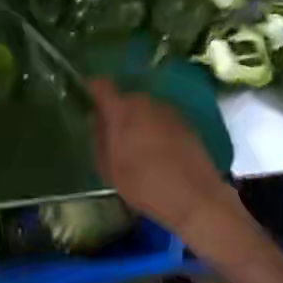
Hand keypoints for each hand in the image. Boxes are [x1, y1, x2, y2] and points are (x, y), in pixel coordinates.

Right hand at [89, 80, 238, 240]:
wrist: (195, 197)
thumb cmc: (145, 186)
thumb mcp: (109, 169)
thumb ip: (98, 139)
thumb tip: (95, 120)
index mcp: (121, 110)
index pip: (101, 85)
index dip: (91, 90)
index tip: (87, 102)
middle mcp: (144, 102)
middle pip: (124, 99)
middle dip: (117, 113)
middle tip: (115, 136)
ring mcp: (167, 109)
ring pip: (144, 109)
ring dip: (138, 121)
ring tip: (139, 148)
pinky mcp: (184, 120)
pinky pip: (160, 118)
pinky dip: (156, 128)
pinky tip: (160, 153)